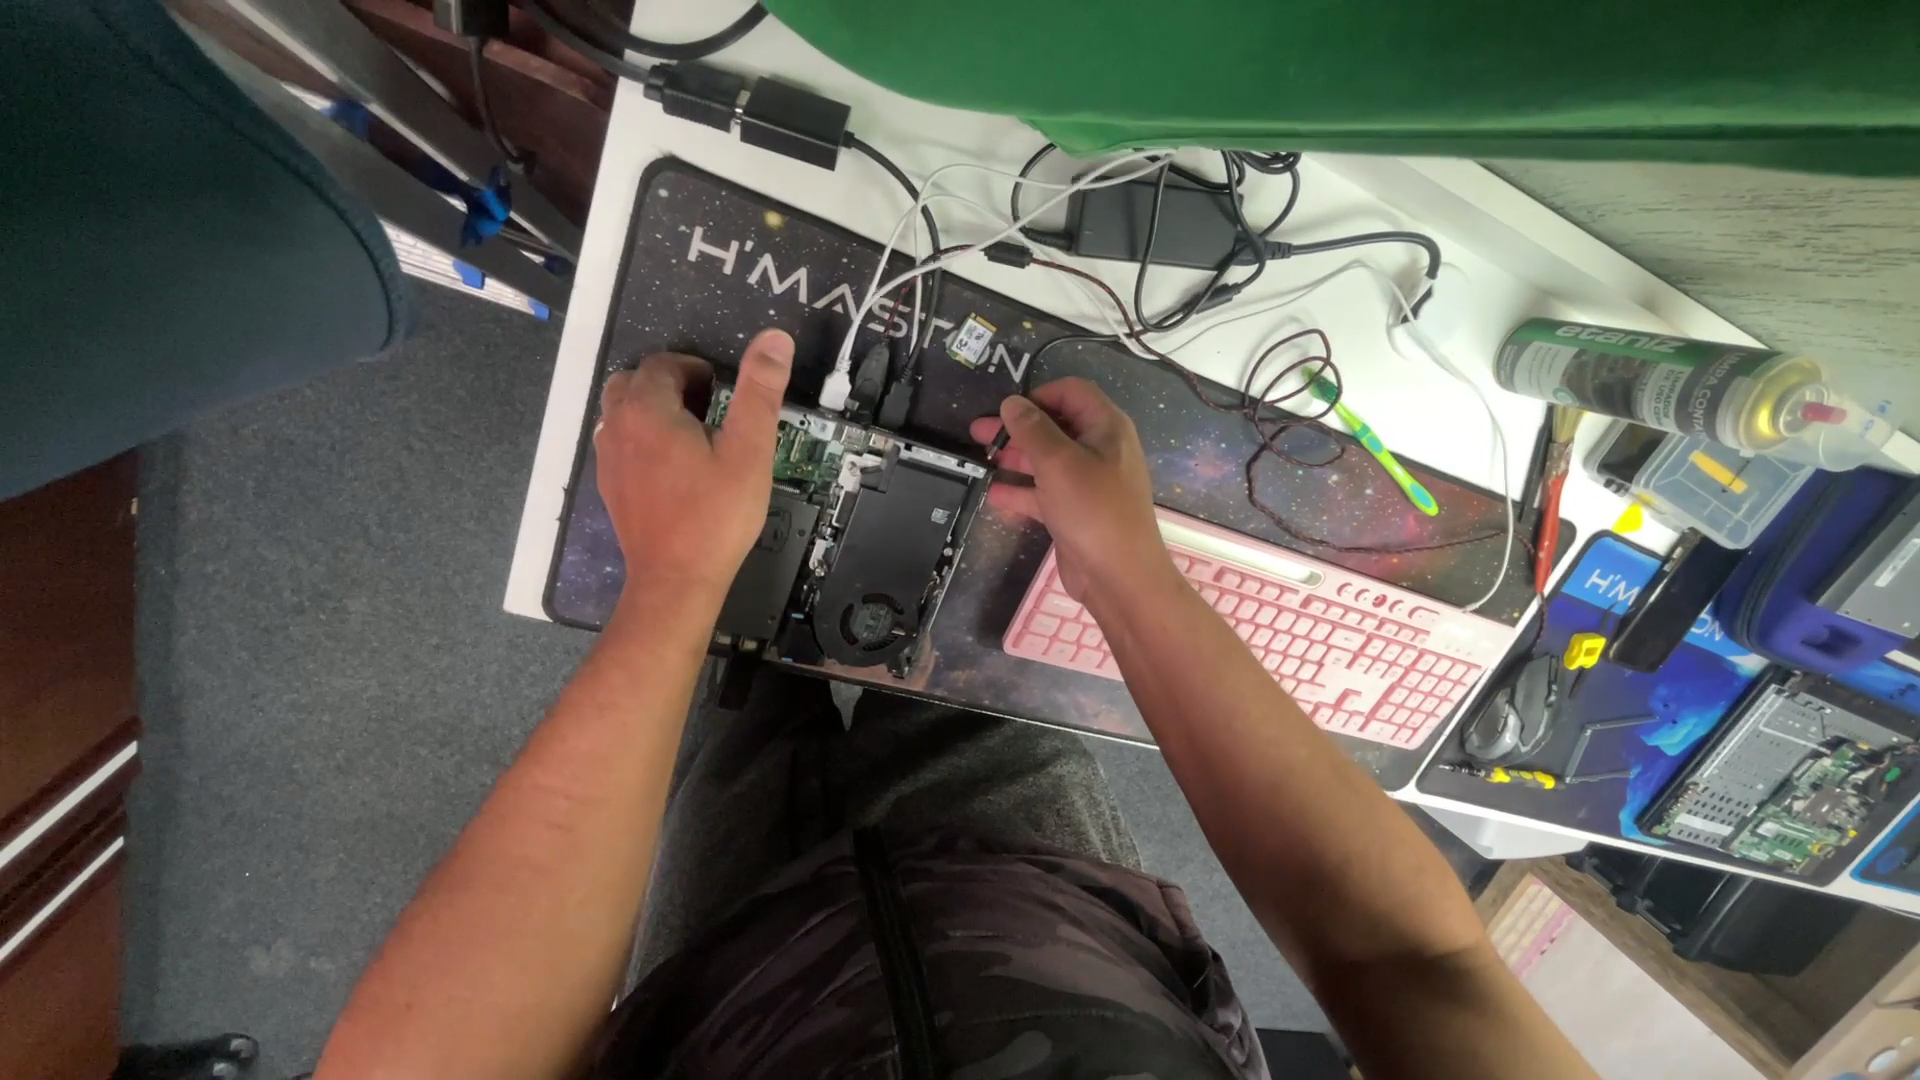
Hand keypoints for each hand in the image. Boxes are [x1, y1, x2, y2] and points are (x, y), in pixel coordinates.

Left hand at [595, 329, 793, 608]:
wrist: (677, 579)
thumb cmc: (717, 514)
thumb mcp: (749, 450)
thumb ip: (759, 391)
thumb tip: (774, 338)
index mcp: (648, 410)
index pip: (664, 364)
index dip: (696, 369)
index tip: (725, 390)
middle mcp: (617, 426)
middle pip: (635, 382)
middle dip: (671, 384)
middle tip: (710, 408)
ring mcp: (608, 459)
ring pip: (622, 412)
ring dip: (653, 409)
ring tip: (693, 434)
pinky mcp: (610, 487)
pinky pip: (620, 444)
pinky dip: (643, 439)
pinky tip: (674, 467)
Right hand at [968, 377, 1172, 603]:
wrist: (1119, 576)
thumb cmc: (1093, 510)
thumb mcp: (1058, 463)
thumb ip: (1032, 430)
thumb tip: (1012, 403)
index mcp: (1106, 428)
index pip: (1072, 393)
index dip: (1039, 395)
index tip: (1007, 410)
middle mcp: (1099, 450)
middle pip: (1055, 426)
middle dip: (1018, 428)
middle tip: (979, 433)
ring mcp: (1087, 482)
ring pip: (1047, 461)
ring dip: (1016, 458)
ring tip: (982, 460)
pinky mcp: (1075, 511)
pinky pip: (1045, 492)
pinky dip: (1021, 491)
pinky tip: (994, 494)